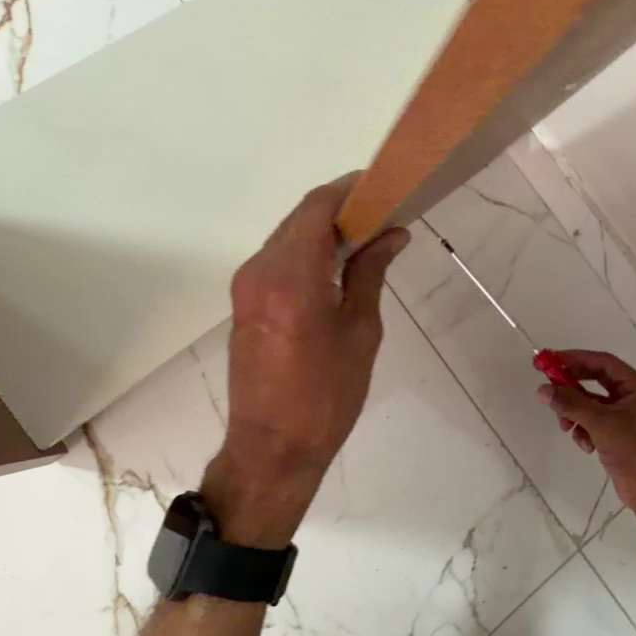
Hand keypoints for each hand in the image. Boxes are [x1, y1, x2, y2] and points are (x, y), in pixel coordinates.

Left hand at [204, 174, 408, 546]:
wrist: (272, 448)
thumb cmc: (327, 397)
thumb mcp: (360, 332)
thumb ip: (371, 273)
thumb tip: (392, 234)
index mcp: (290, 278)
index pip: (317, 208)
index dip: (349, 189)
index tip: (382, 187)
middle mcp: (259, 271)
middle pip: (299, 218)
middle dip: (339, 209)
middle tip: (381, 213)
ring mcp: (245, 286)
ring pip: (287, 236)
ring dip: (322, 229)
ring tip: (365, 237)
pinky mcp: (243, 302)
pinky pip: (276, 259)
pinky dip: (305, 250)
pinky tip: (336, 262)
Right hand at [537, 351, 635, 517]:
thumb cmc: (634, 453)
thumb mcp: (601, 424)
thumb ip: (571, 403)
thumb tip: (543, 389)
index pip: (603, 362)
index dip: (575, 359)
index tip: (549, 361)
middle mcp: (635, 396)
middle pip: (596, 381)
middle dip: (572, 389)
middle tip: (548, 387)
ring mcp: (628, 415)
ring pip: (592, 403)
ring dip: (575, 413)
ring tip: (566, 427)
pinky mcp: (620, 433)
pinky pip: (595, 421)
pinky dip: (585, 430)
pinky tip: (585, 445)